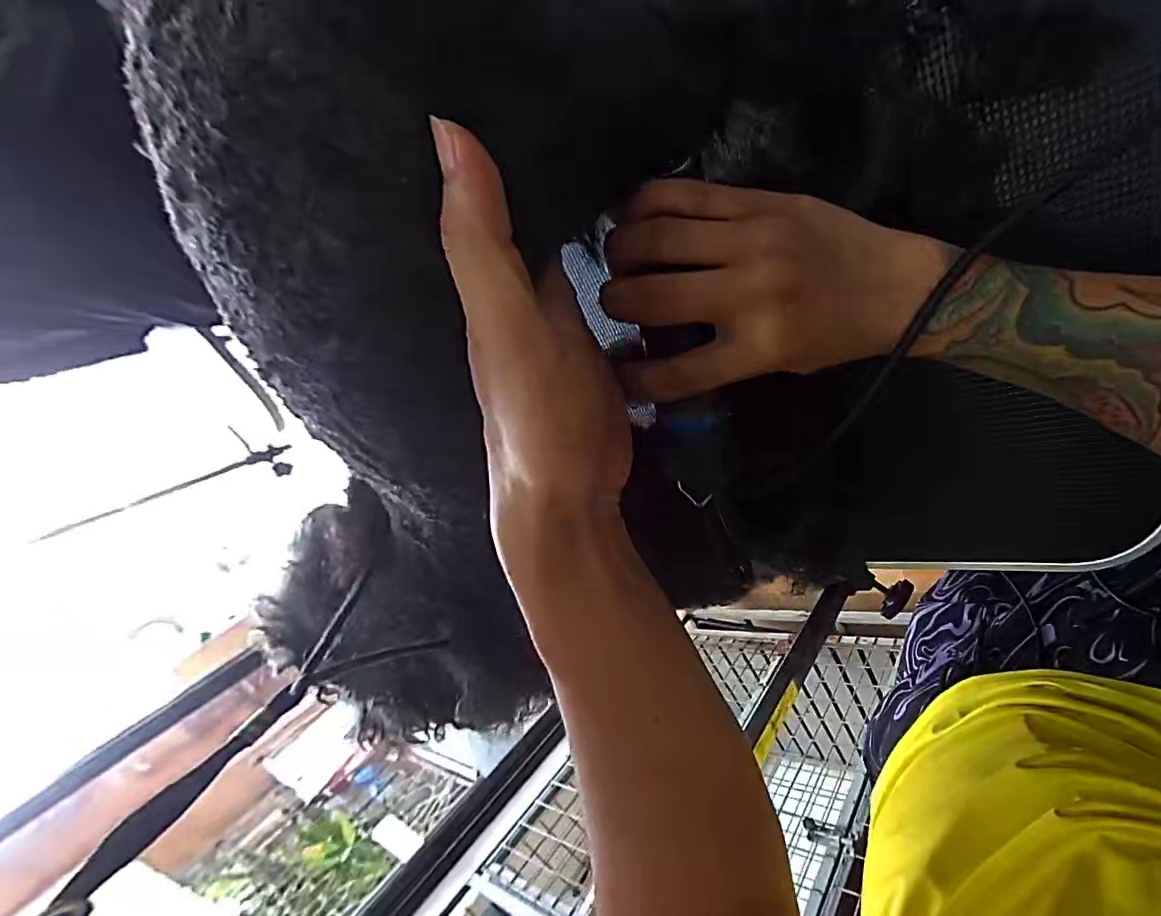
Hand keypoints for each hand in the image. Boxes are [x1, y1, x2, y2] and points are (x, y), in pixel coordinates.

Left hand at [433, 117, 631, 528]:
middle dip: (567, 193)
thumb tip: (447, 130)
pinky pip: (610, 316)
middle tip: (614, 152)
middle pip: (541, 235)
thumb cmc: (540, 412)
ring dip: (602, 241)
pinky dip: (626, 291)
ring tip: (643, 206)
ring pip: (578, 275)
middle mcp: (525, 306)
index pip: (500, 206)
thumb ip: (482, 240)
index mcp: (495, 287)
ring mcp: (566, 341)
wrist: (571, 495)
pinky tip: (652, 282)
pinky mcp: (601, 370)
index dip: (518, 159)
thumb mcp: (510, 322)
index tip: (554, 115)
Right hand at [599, 180, 949, 400]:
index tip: (619, 377)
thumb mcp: (792, 361)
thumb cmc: (845, 333)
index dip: (639, 380)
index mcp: (764, 347)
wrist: (897, 285)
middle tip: (611, 301)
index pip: (683, 371)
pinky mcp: (759, 201)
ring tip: (617, 257)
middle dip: (614, 301)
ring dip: (620, 248)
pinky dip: (646, 204)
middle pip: (652, 295)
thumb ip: (734, 357)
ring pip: (656, 235)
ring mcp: (754, 240)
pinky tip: (637, 217)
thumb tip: (673, 351)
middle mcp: (751, 293)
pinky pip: (683, 193)